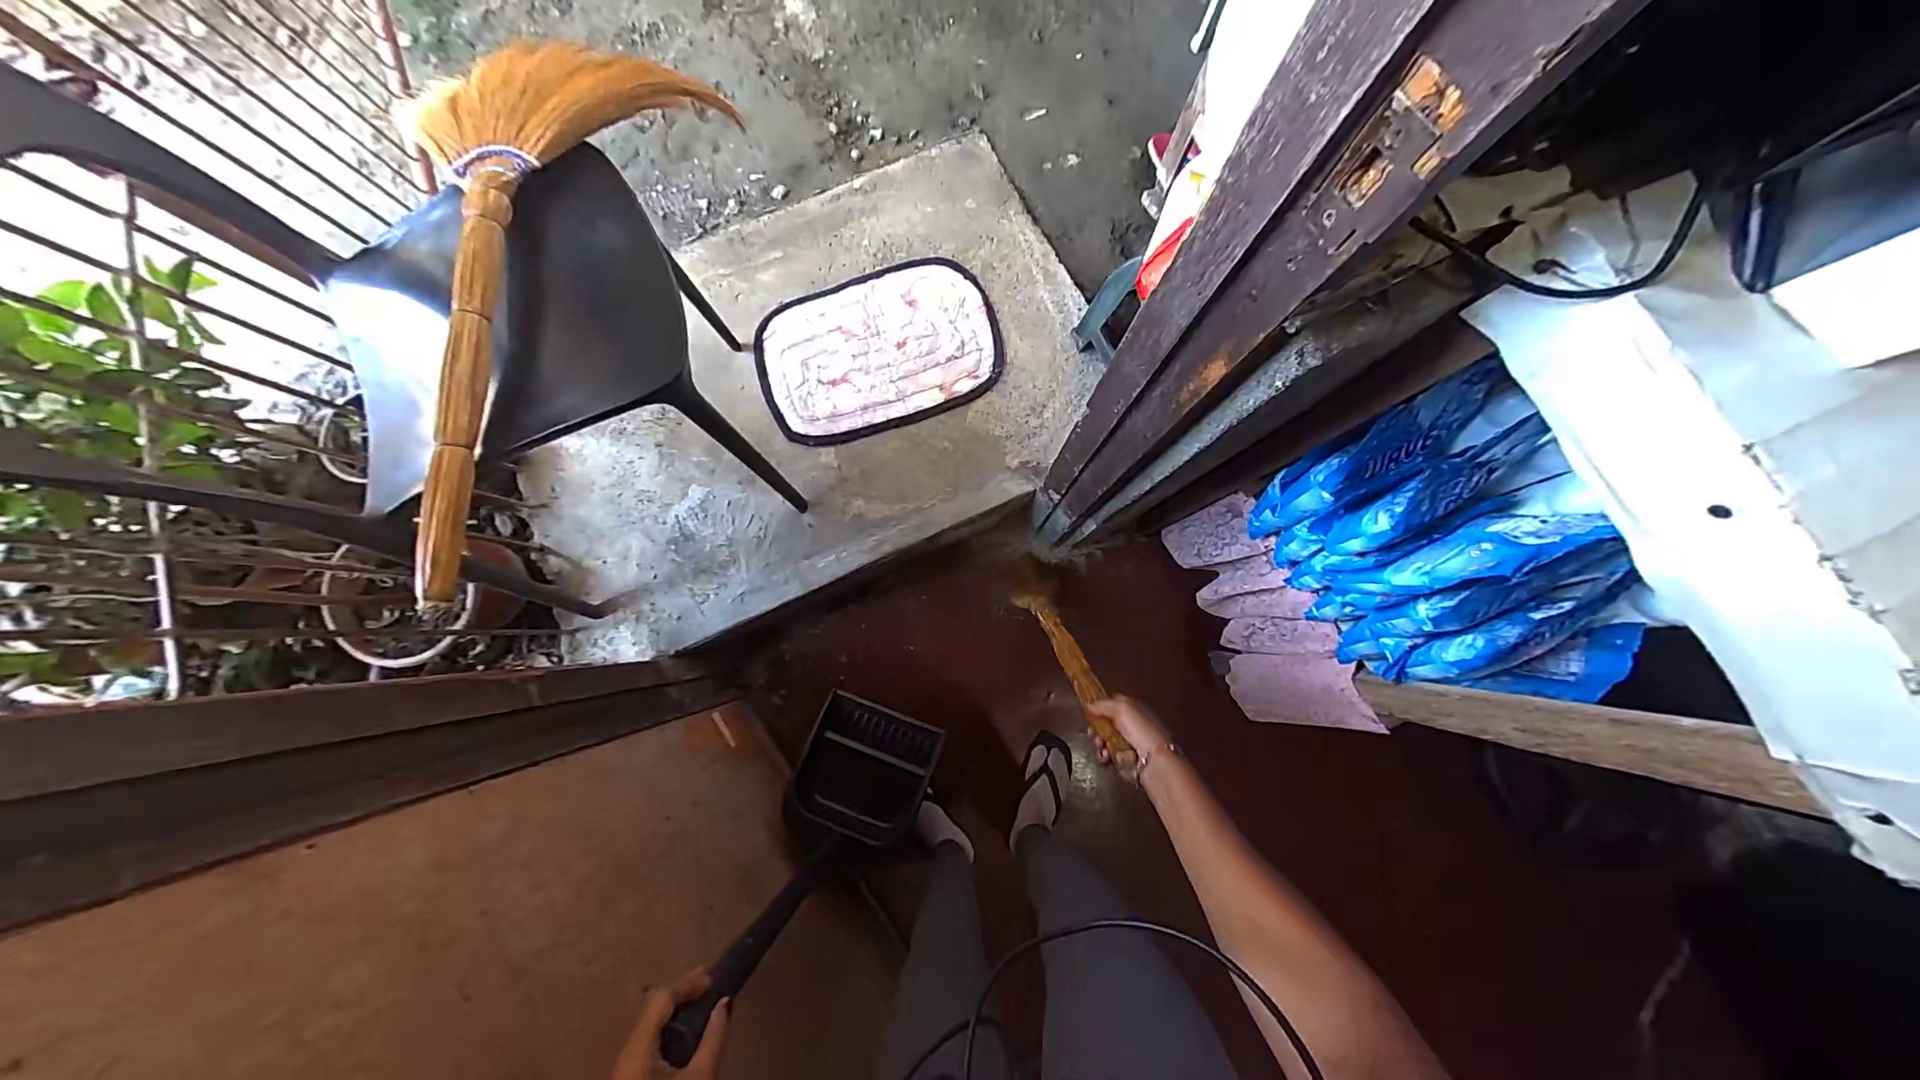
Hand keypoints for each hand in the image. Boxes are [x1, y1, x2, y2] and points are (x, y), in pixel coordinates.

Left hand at [610, 968, 730, 1078]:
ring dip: (676, 1008)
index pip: (660, 999)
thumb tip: (724, 1002)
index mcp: (637, 1050)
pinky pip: (649, 1038)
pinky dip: (669, 1025)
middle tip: (710, 983)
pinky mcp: (629, 1075)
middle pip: (652, 1007)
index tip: (713, 977)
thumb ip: (713, 1039)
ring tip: (701, 999)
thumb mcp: (700, 1079)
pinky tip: (685, 1028)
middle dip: (682, 991)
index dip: (687, 983)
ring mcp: (624, 1065)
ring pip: (650, 1023)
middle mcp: (626, 1052)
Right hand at [1089, 695, 1173, 783]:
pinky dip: (1103, 755)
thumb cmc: (1140, 730)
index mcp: (1132, 709)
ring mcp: (1126, 742)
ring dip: (1098, 742)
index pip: (1112, 703)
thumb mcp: (1122, 708)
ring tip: (1101, 746)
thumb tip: (1088, 705)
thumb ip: (1103, 705)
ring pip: (1102, 739)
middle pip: (1104, 723)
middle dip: (1095, 728)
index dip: (1100, 705)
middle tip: (1092, 732)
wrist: (1152, 761)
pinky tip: (1106, 756)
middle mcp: (1129, 725)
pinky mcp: (1122, 759)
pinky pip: (1106, 755)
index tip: (1088, 710)